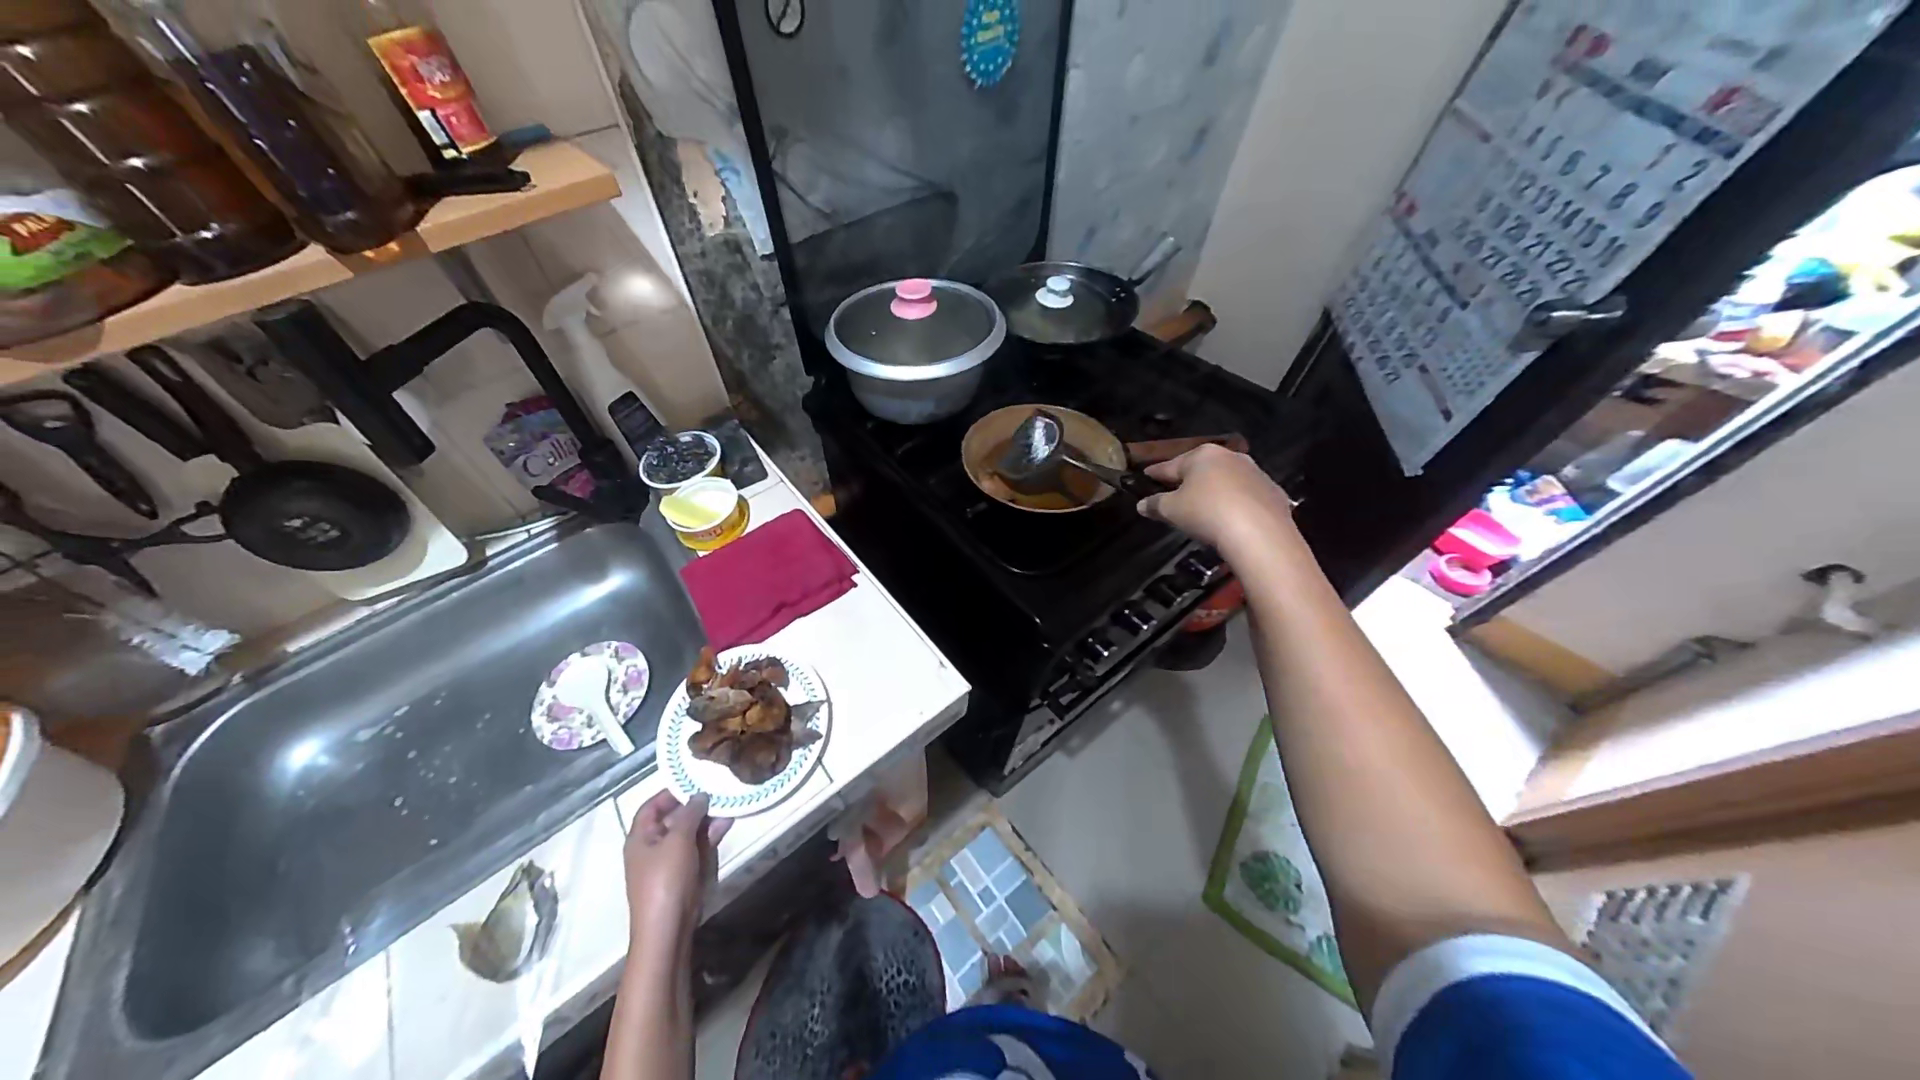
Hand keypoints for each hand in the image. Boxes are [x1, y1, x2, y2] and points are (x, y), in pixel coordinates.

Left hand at [623, 791, 730, 958]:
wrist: (667, 928)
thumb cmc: (666, 879)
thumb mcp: (678, 840)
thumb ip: (690, 813)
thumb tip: (699, 795)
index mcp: (640, 838)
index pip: (652, 806)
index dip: (671, 791)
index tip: (695, 779)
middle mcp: (652, 847)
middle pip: (672, 818)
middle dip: (695, 805)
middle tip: (718, 789)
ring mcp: (668, 863)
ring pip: (688, 833)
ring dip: (706, 820)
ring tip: (728, 804)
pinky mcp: (684, 875)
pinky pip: (697, 848)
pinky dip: (710, 836)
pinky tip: (727, 824)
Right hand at [1136, 444, 1297, 557]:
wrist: (1259, 533)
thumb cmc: (1207, 513)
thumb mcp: (1171, 510)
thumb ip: (1155, 504)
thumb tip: (1142, 504)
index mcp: (1202, 455)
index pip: (1171, 465)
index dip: (1156, 473)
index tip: (1146, 475)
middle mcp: (1230, 457)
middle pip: (1201, 468)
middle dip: (1188, 479)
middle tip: (1175, 492)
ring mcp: (1256, 473)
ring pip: (1226, 479)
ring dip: (1215, 490)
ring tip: (1204, 506)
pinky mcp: (1273, 492)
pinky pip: (1247, 495)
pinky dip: (1236, 502)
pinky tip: (1232, 517)